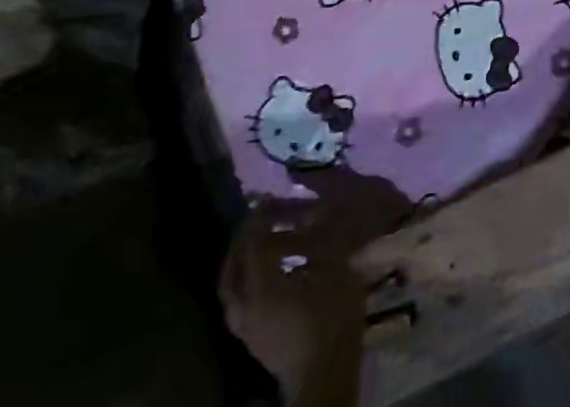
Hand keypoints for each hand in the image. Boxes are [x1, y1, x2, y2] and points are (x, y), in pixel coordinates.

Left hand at [220, 197, 363, 404]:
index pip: (253, 243)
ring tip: (266, 243)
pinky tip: (274, 273)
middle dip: (246, 237)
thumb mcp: (337, 271)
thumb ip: (326, 241)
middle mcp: (243, 304)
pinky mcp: (251, 336)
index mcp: (261, 286)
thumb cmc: (332, 319)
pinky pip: (240, 299)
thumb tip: (322, 214)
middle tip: (262, 217)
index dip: (262, 218)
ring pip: (232, 285)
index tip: (271, 197)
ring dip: (245, 259)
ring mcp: (243, 324)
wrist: (323, 373)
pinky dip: (251, 278)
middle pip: (234, 264)